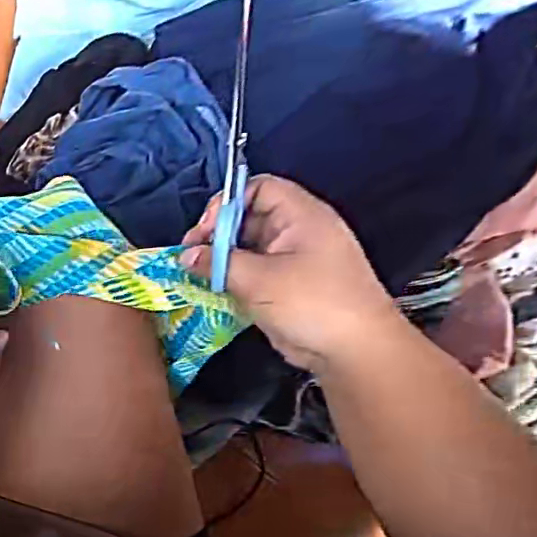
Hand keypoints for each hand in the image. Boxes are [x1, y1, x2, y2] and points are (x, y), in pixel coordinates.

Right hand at [180, 175, 406, 369]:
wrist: (352, 347)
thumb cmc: (310, 303)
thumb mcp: (258, 280)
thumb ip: (218, 263)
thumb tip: (185, 255)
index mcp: (300, 215)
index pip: (258, 189)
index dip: (227, 204)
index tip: (203, 232)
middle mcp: (297, 232)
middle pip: (249, 219)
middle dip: (217, 235)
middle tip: (190, 257)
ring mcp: (292, 260)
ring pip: (248, 249)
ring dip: (222, 261)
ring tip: (196, 276)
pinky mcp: (286, 287)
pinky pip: (253, 274)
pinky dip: (233, 280)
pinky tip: (212, 292)